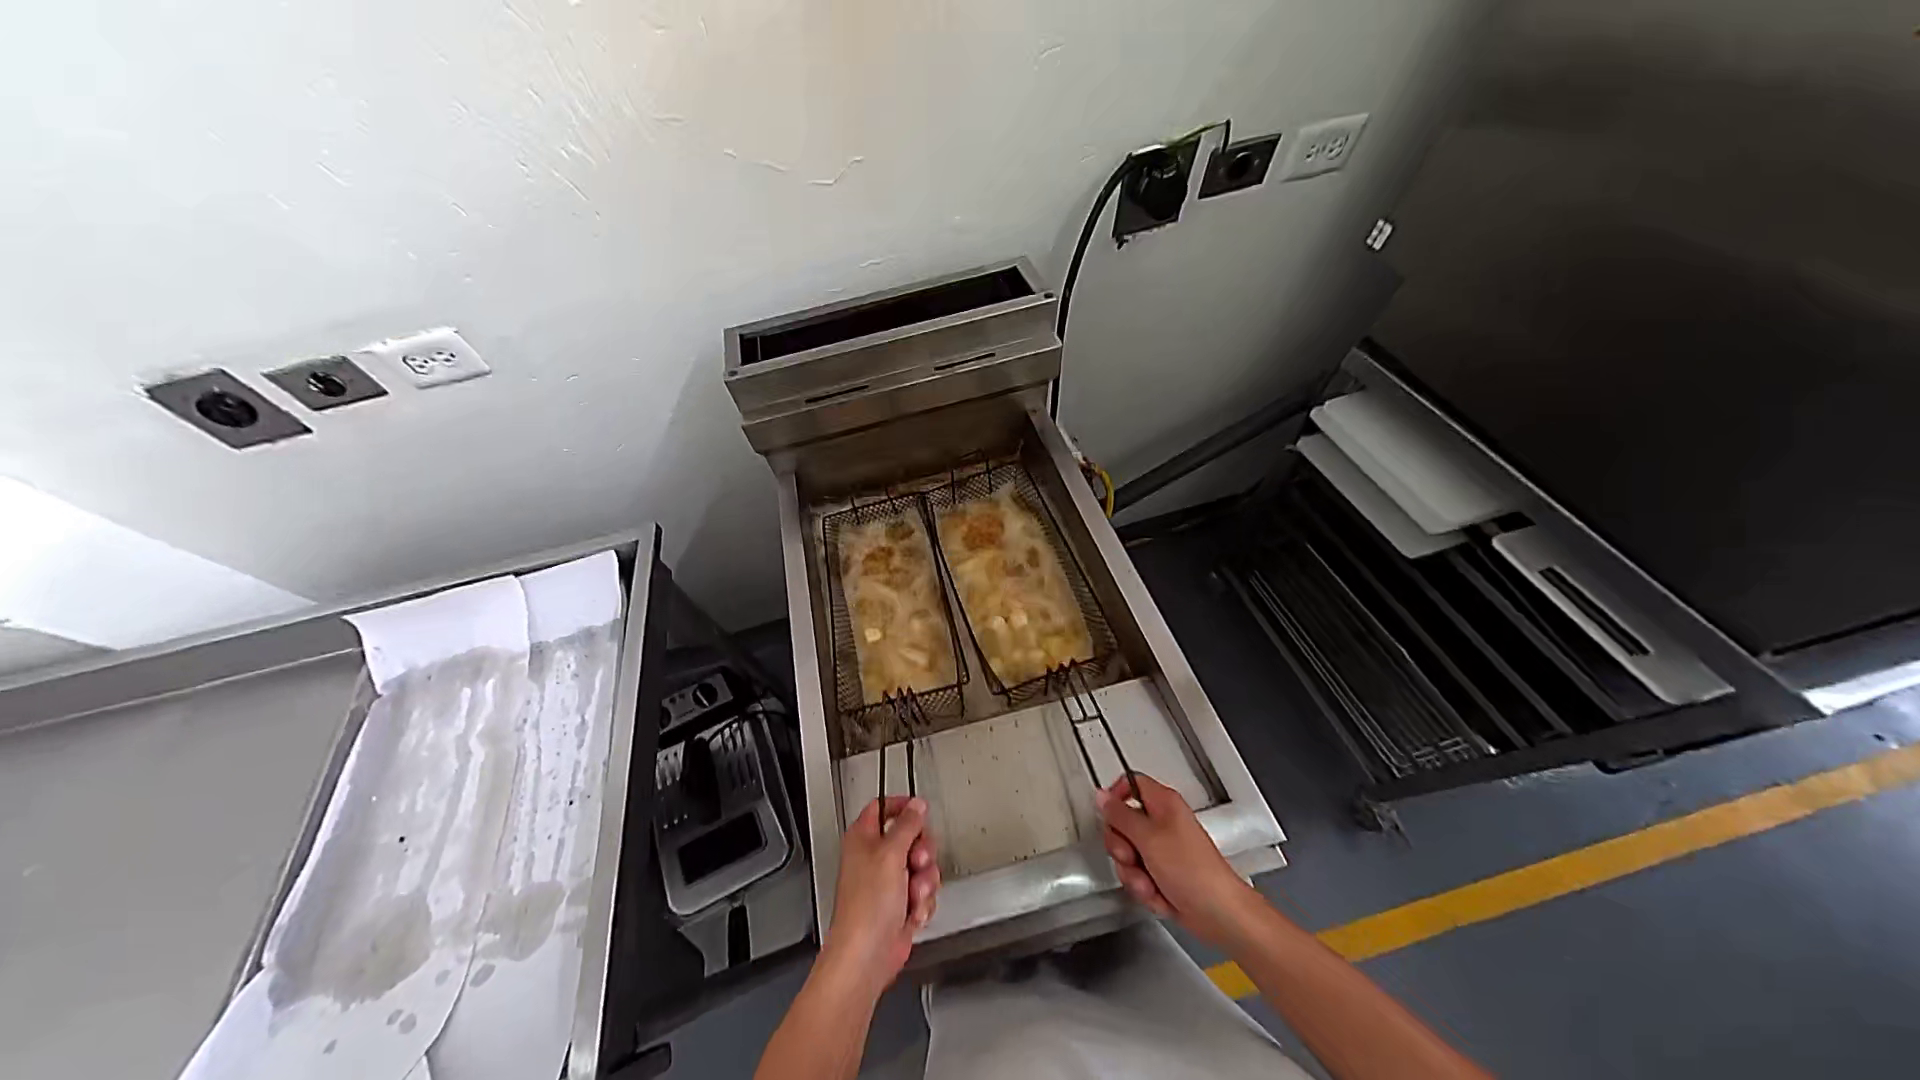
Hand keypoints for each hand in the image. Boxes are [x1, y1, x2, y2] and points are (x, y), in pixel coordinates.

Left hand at [819, 796, 940, 1000]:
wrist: (867, 956)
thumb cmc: (865, 909)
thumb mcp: (891, 854)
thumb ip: (907, 825)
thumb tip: (917, 806)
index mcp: (863, 838)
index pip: (883, 807)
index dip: (902, 806)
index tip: (920, 810)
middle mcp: (874, 857)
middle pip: (910, 837)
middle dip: (922, 851)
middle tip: (916, 861)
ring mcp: (888, 881)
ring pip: (922, 866)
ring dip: (924, 881)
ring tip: (912, 893)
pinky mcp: (901, 903)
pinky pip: (924, 891)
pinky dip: (923, 902)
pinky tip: (912, 911)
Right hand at [1096, 774, 1258, 946]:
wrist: (1217, 913)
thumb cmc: (1194, 871)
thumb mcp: (1147, 837)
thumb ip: (1120, 816)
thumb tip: (1102, 797)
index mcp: (1163, 803)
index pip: (1130, 784)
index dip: (1115, 797)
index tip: (1109, 816)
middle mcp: (1162, 823)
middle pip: (1122, 823)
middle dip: (1121, 847)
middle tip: (1132, 854)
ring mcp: (1162, 849)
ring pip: (1127, 854)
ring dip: (1133, 873)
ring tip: (1150, 880)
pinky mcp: (1162, 873)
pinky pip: (1137, 875)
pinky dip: (1143, 887)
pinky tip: (1158, 893)